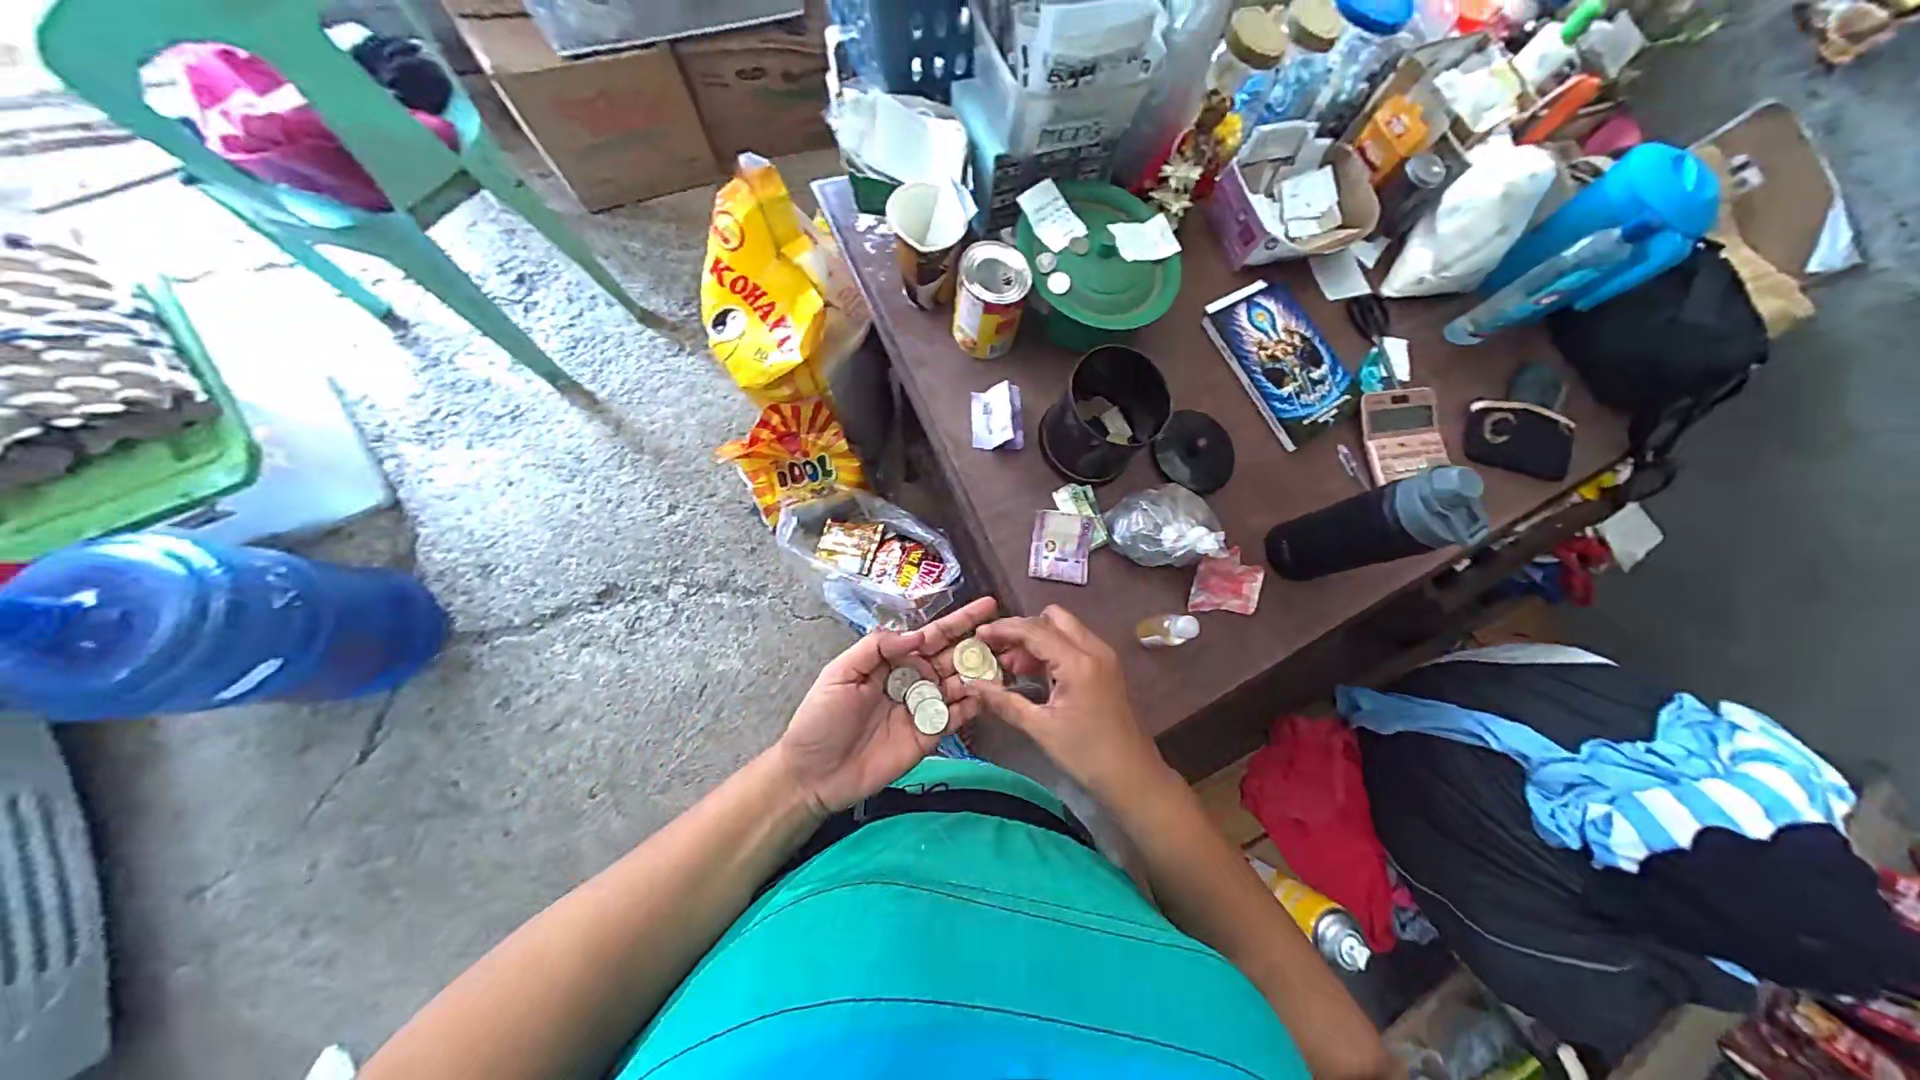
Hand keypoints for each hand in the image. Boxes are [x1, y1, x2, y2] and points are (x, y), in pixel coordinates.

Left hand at [771, 597, 1002, 813]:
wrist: (814, 773)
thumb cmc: (821, 719)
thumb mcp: (840, 673)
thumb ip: (877, 647)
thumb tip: (917, 635)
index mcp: (893, 661)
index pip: (931, 636)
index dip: (959, 621)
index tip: (989, 605)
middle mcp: (913, 680)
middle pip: (952, 657)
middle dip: (979, 644)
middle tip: (1007, 634)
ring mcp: (924, 708)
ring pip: (960, 685)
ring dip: (982, 673)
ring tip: (1006, 662)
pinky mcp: (929, 736)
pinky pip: (957, 716)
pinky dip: (974, 705)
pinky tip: (989, 694)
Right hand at [958, 605, 1171, 801]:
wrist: (1132, 775)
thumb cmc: (1086, 753)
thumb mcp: (1040, 728)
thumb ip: (1004, 701)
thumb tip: (971, 686)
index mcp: (1078, 662)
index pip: (1035, 630)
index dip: (1004, 629)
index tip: (979, 635)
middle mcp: (1094, 649)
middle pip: (1053, 618)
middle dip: (1022, 629)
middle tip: (998, 651)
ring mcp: (1104, 657)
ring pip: (1064, 629)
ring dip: (1037, 640)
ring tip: (1011, 667)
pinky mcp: (1106, 667)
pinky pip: (1074, 644)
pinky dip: (1052, 650)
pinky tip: (1034, 674)